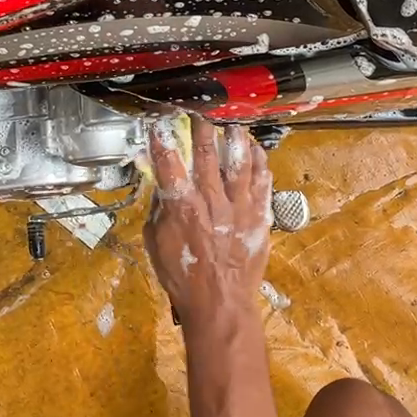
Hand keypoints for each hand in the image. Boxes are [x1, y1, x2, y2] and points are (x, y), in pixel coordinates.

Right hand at [144, 116, 273, 323]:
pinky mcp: (259, 214)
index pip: (168, 161)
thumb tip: (159, 183)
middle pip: (205, 152)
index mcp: (181, 206)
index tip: (160, 122)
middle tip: (198, 114)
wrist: (220, 302)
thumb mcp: (155, 242)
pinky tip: (256, 150)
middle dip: (200, 127)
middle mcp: (211, 199)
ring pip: (239, 160)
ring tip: (232, 125)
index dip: (162, 137)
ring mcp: (239, 205)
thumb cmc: (182, 276)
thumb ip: (157, 208)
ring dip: (234, 138)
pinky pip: (262, 181)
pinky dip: (259, 162)